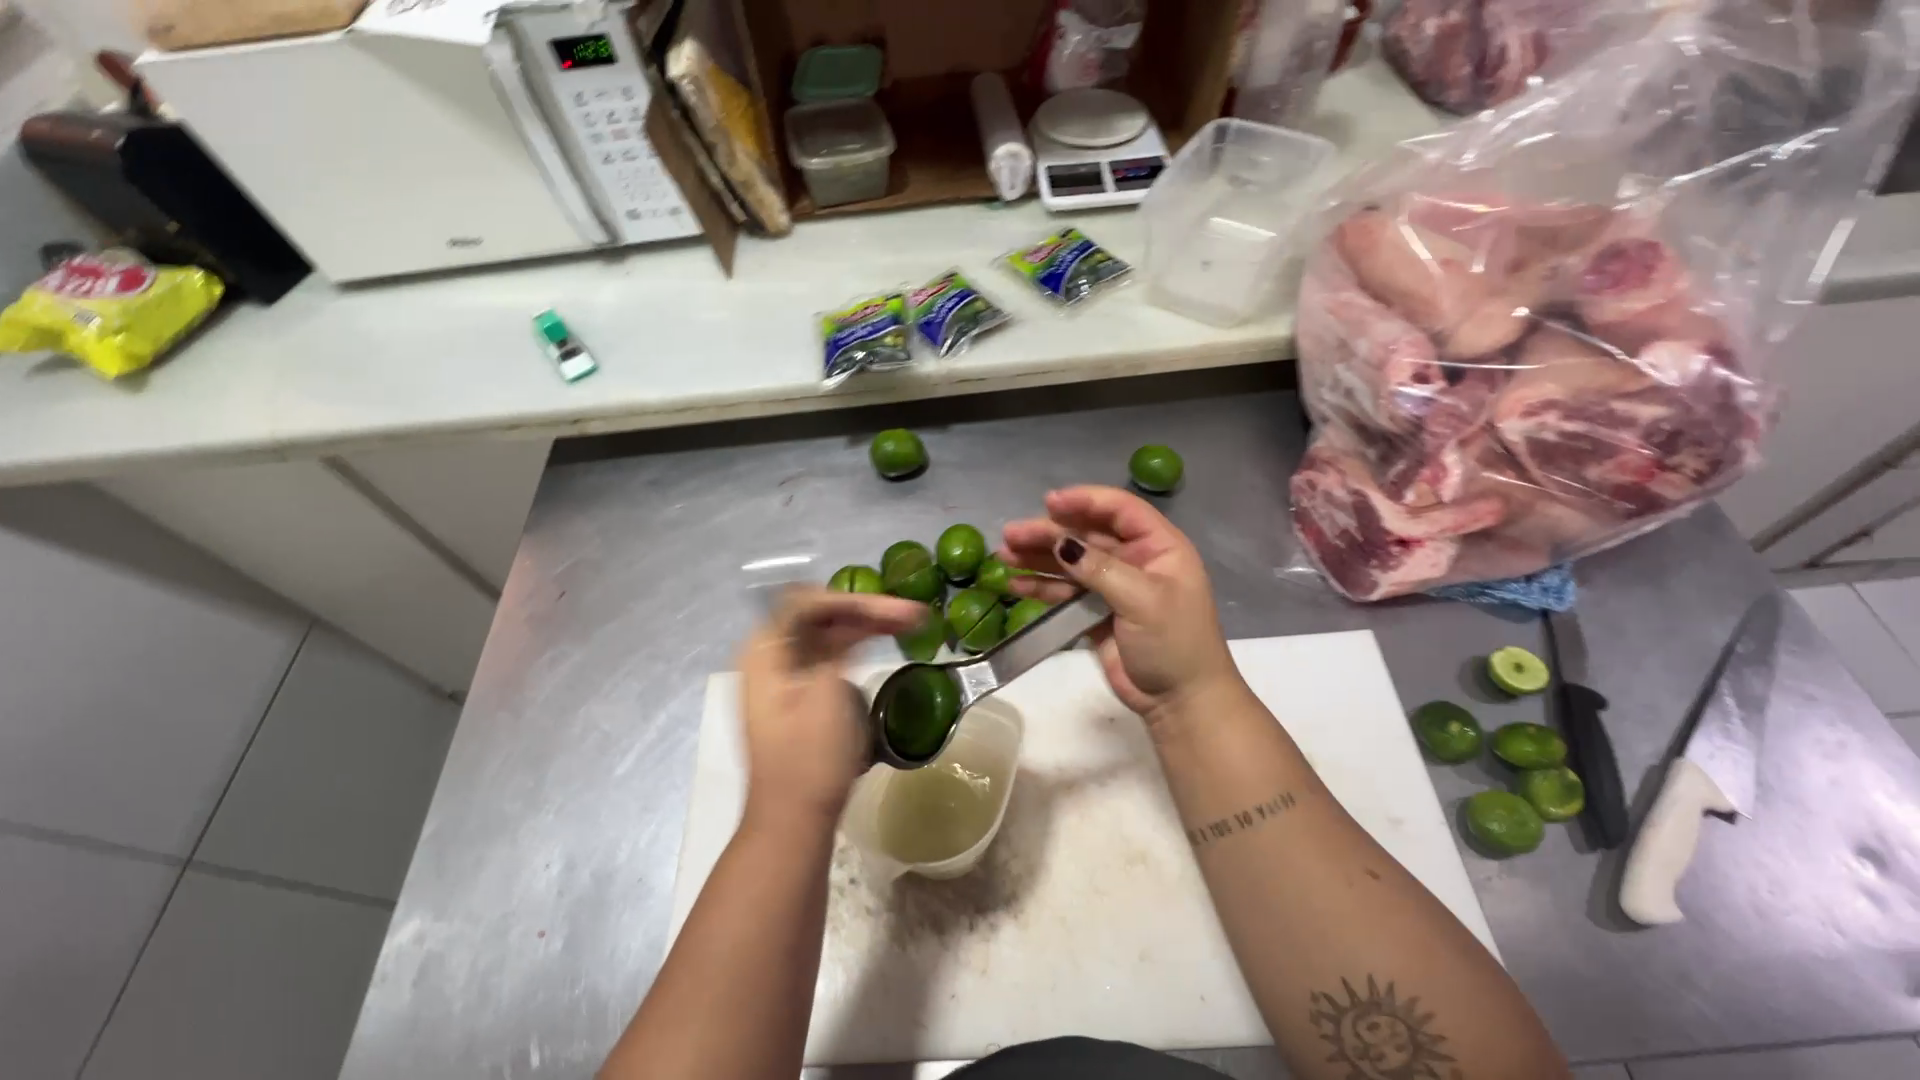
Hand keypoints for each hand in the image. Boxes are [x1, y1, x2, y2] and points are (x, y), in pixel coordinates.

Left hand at [736, 588, 924, 824]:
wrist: (792, 822)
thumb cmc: (809, 761)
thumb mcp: (826, 695)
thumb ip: (834, 647)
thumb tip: (847, 623)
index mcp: (765, 651)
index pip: (807, 601)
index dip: (855, 600)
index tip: (895, 611)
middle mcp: (768, 656)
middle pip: (818, 615)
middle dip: (865, 609)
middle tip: (912, 615)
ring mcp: (781, 677)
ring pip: (826, 634)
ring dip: (864, 626)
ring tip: (909, 623)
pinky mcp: (797, 696)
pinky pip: (827, 657)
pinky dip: (855, 649)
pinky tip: (884, 645)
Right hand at [1001, 486, 1241, 727]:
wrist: (1180, 701)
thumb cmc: (1174, 642)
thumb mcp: (1142, 599)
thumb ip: (1100, 569)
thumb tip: (1060, 544)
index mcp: (1159, 547)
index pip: (1119, 510)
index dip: (1084, 500)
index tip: (1049, 502)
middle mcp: (1135, 560)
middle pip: (1087, 535)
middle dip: (1049, 533)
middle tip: (1011, 534)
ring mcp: (1113, 587)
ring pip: (1071, 562)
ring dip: (1039, 557)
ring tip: (1004, 555)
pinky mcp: (1095, 613)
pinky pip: (1065, 591)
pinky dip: (1042, 586)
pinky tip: (1016, 583)